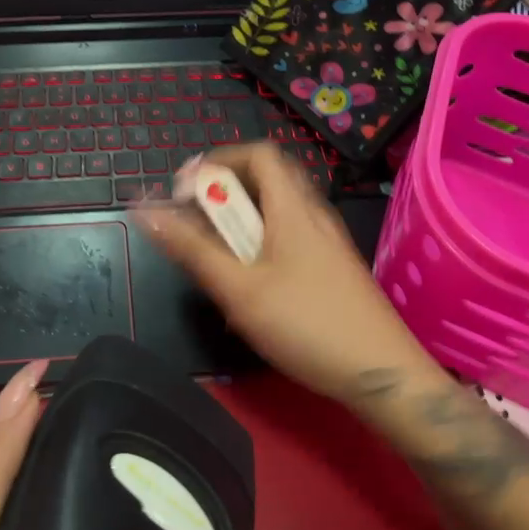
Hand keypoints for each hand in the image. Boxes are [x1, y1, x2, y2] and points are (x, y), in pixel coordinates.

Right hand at [135, 143, 430, 407]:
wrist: (383, 375)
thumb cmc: (307, 325)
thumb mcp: (239, 290)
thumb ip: (192, 249)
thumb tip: (145, 209)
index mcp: (292, 207)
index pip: (257, 153)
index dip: (217, 161)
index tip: (185, 191)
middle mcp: (312, 213)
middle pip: (266, 179)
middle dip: (224, 193)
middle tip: (195, 221)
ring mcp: (326, 242)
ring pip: (276, 211)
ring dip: (240, 222)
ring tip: (216, 257)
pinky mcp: (332, 268)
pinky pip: (289, 237)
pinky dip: (261, 245)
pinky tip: (249, 288)